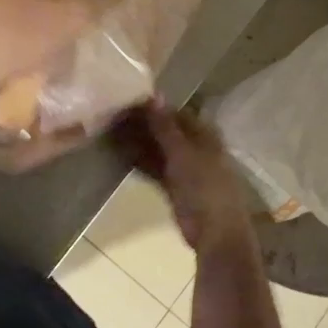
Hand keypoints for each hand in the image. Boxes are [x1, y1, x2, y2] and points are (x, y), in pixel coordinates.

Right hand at [111, 100, 256, 257]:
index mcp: (205, 136)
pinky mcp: (175, 187)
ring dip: (139, 143)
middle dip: (143, 125)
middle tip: (114, 116)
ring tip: (112, 133)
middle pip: (166, 132)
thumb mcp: (183, 153)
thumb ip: (166, 126)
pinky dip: (141, 162)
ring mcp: (185, 169)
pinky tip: (121, 155)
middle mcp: (195, 149)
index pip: (177, 114)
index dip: (154, 108)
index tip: (128, 100)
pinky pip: (156, 169)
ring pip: (159, 150)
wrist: (215, 232)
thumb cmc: (204, 187)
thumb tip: (153, 94)